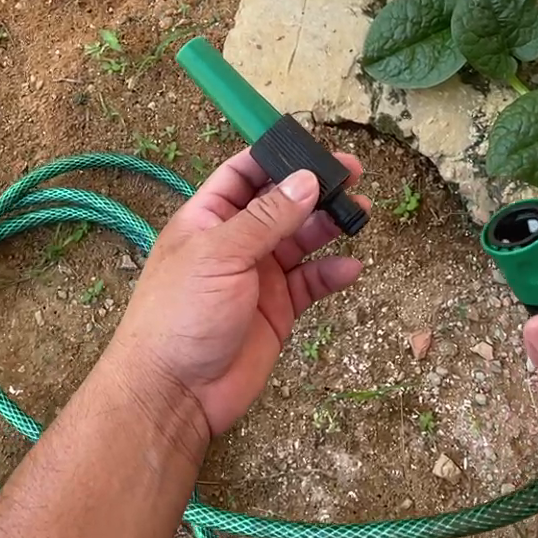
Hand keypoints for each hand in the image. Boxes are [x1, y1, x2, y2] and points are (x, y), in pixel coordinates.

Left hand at [109, 148, 367, 440]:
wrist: (176, 392)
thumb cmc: (182, 312)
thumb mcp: (221, 254)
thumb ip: (267, 217)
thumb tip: (307, 179)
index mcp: (209, 217)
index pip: (243, 173)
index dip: (275, 156)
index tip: (312, 145)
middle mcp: (236, 240)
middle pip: (281, 202)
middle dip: (314, 187)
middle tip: (353, 174)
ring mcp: (259, 274)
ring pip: (301, 239)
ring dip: (329, 225)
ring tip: (361, 213)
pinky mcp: (279, 308)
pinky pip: (311, 282)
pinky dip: (332, 272)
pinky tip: (350, 267)